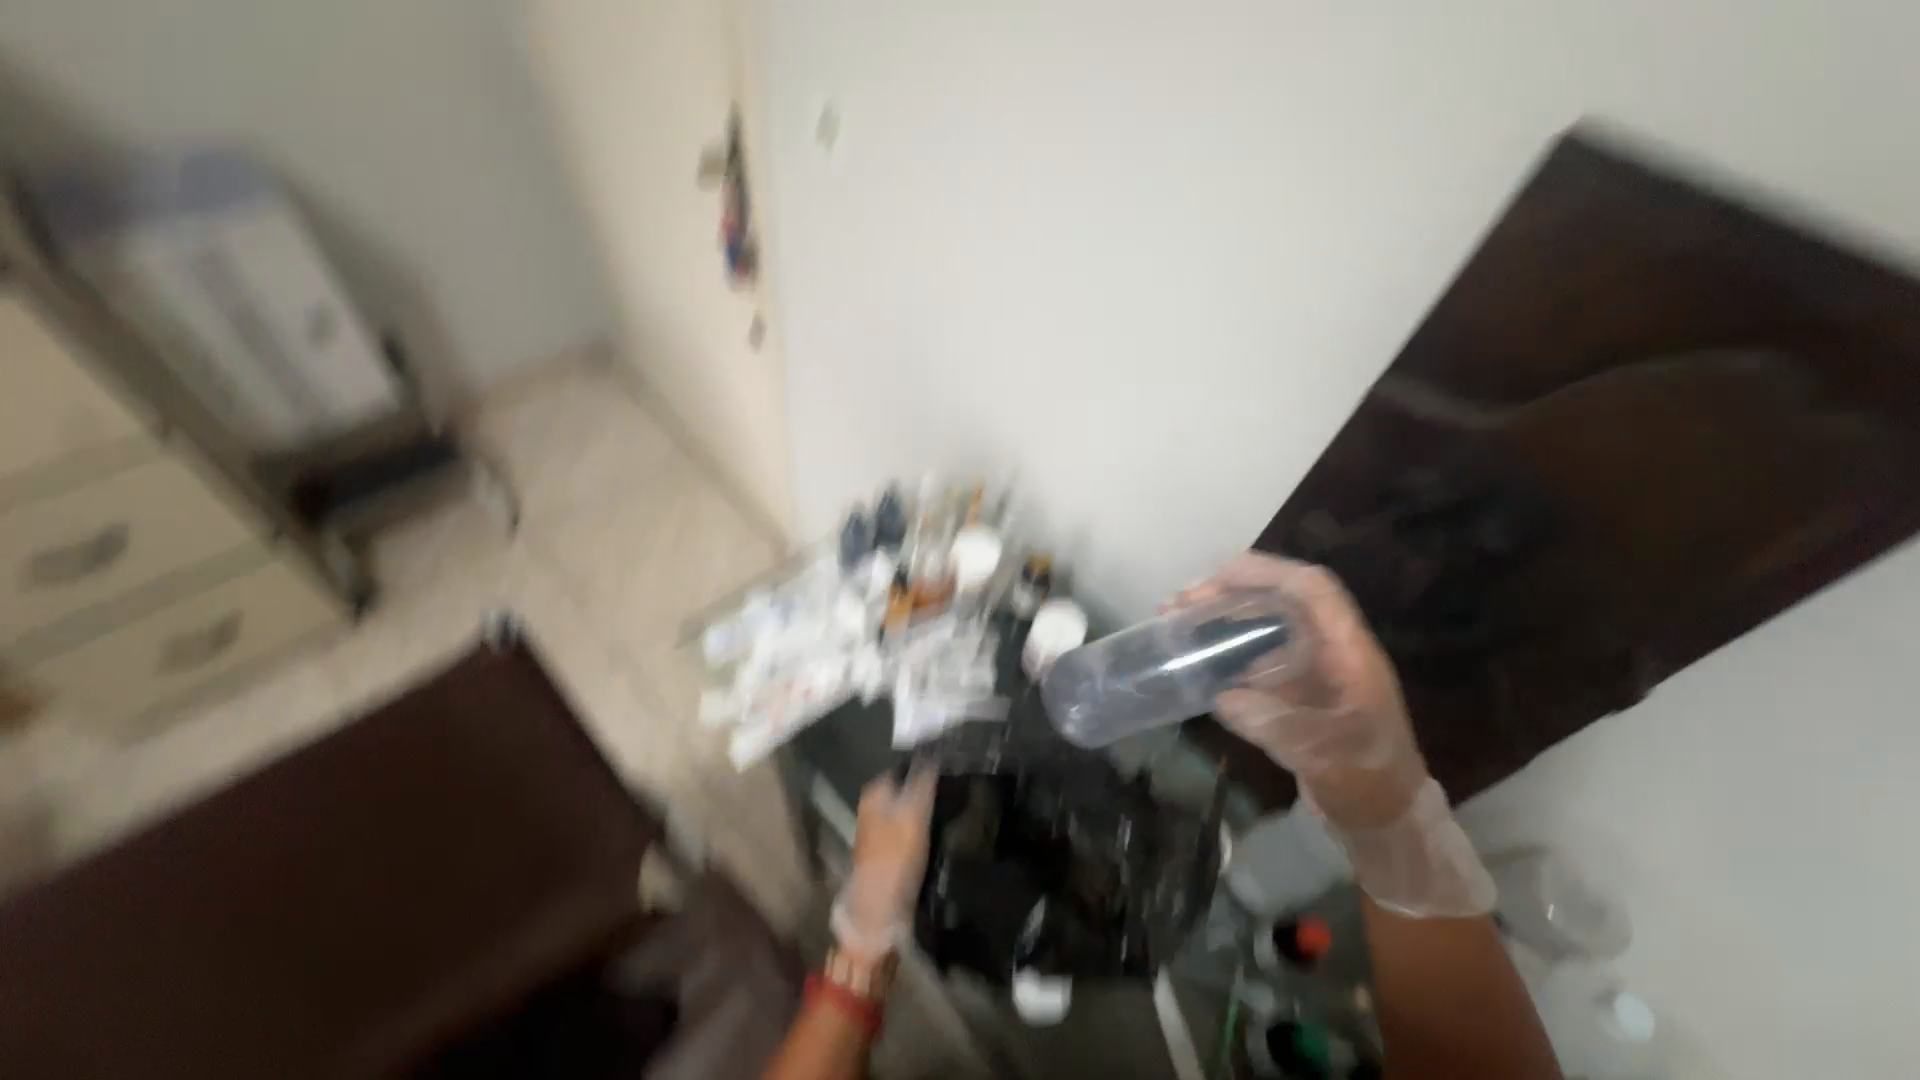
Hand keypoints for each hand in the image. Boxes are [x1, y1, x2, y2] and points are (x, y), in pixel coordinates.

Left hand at [832, 764, 937, 959]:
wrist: (879, 906)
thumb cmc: (896, 854)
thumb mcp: (915, 812)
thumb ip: (923, 780)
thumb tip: (933, 752)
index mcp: (875, 790)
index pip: (906, 765)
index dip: (929, 765)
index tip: (953, 769)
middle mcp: (872, 804)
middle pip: (906, 786)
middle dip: (928, 787)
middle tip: (956, 790)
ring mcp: (876, 827)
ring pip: (907, 807)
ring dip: (926, 807)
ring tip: (952, 808)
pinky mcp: (884, 848)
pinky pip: (907, 826)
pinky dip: (921, 826)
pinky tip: (937, 831)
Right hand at [1170, 554, 1425, 830]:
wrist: (1386, 820)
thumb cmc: (1368, 780)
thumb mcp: (1324, 754)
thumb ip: (1275, 723)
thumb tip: (1221, 695)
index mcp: (1348, 650)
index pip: (1310, 589)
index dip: (1264, 573)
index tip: (1213, 579)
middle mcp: (1329, 649)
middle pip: (1278, 600)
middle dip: (1227, 593)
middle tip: (1178, 606)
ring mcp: (1311, 670)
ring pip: (1262, 626)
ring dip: (1220, 620)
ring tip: (1175, 625)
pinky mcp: (1295, 693)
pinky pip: (1255, 659)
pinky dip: (1223, 655)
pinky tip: (1193, 665)